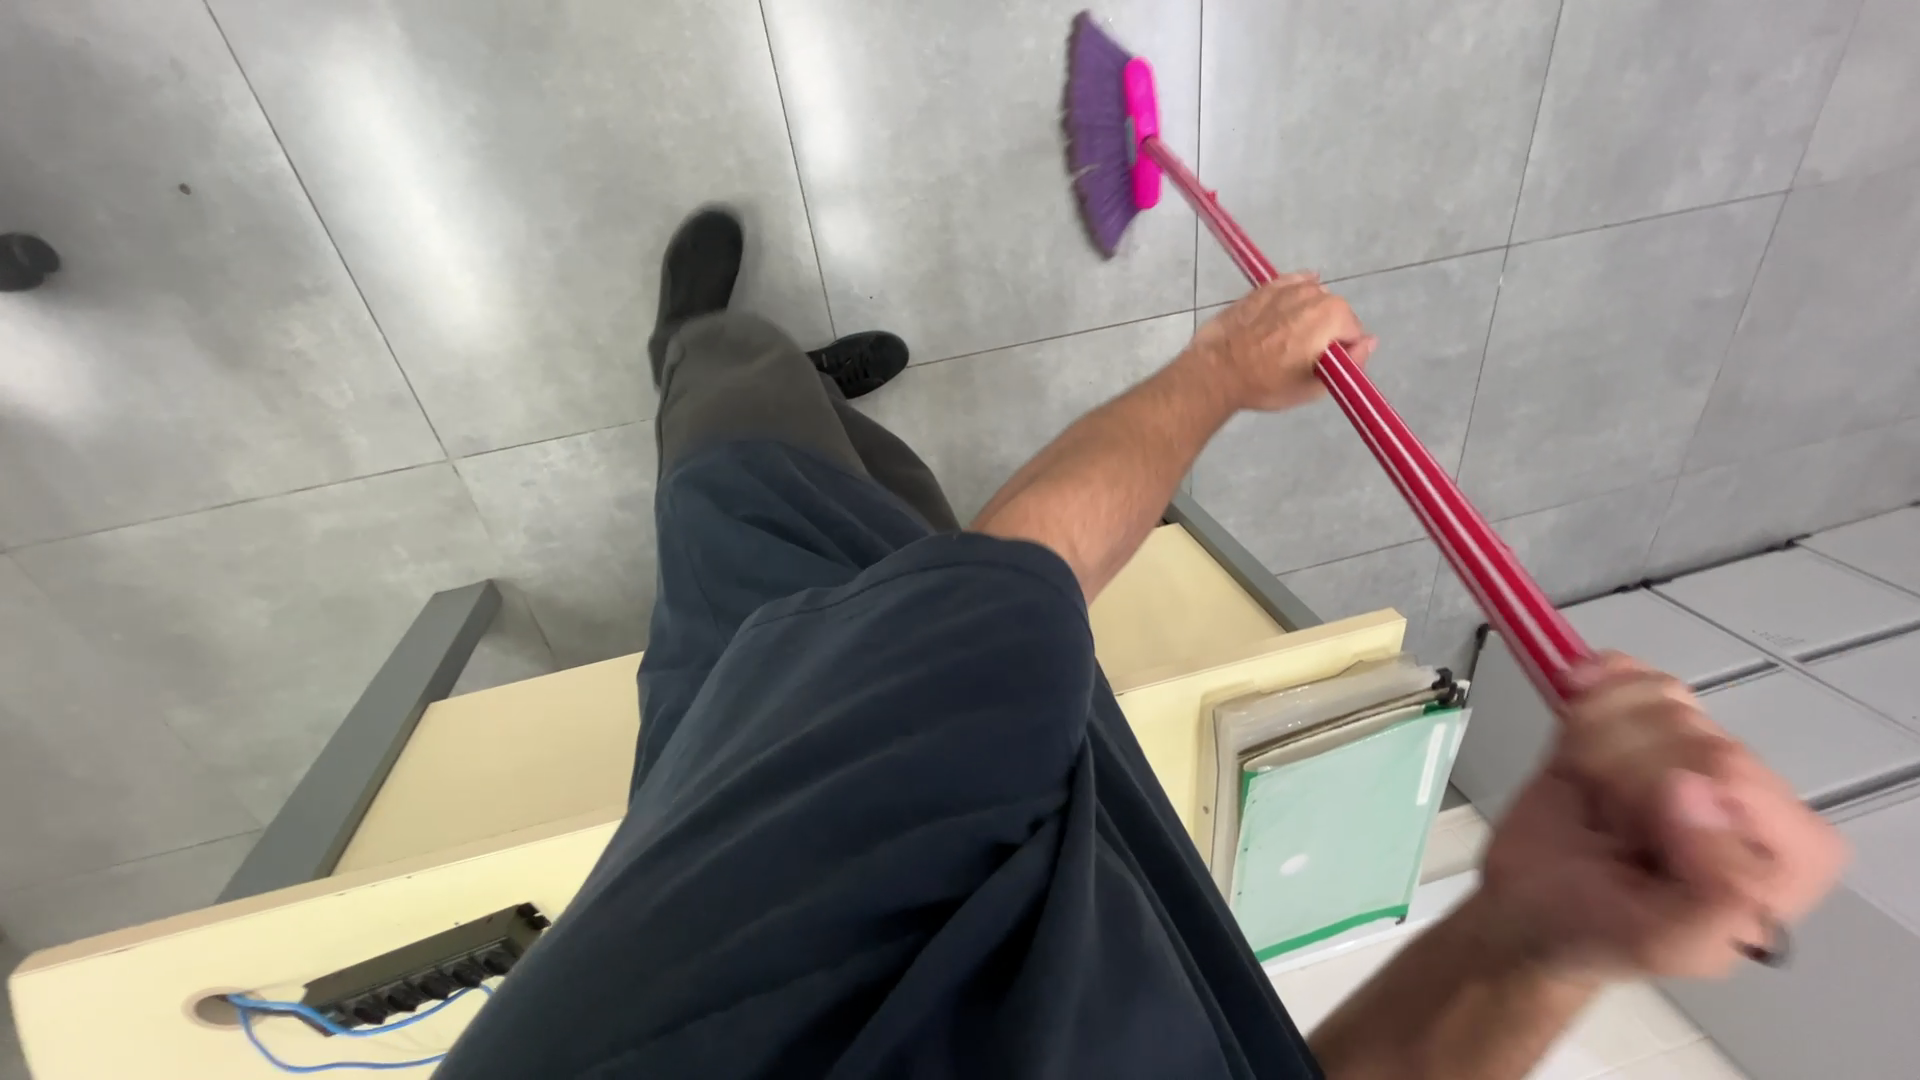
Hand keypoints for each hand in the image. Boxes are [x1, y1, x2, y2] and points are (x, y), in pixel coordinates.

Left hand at [1183, 273, 1377, 411]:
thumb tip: (1369, 342)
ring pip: (1312, 298)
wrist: (1215, 371)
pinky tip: (1284, 310)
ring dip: (1306, 315)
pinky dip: (1292, 296)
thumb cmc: (1265, 384)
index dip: (1341, 352)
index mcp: (1332, 315)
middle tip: (1299, 356)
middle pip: (1334, 312)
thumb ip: (1351, 363)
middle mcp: (1314, 293)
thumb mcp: (1314, 386)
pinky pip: (1289, 285)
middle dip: (1324, 331)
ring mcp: (1286, 287)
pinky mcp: (1263, 287)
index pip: (1354, 333)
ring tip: (1284, 340)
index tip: (1320, 366)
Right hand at [1475, 654, 1847, 983]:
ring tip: (1592, 793)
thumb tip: (1692, 790)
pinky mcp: (1625, 726)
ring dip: (1595, 740)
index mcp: (1784, 847)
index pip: (1727, 768)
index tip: (1629, 833)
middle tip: (1607, 824)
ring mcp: (1680, 752)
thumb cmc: (1596, 933)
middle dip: (1621, 772)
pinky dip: (1591, 682)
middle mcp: (1745, 794)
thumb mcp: (1669, 941)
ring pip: (1650, 697)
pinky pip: (1623, 675)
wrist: (1524, 908)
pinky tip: (1574, 698)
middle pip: (1683, 730)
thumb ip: (1716, 886)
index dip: (1657, 789)